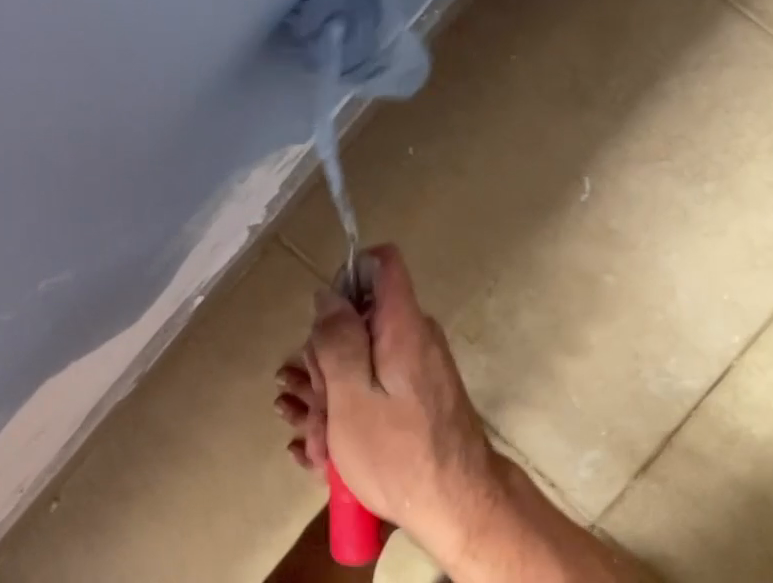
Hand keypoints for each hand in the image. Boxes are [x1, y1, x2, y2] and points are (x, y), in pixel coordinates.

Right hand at [273, 245, 501, 548]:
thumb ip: (337, 339)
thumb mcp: (351, 396)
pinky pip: (374, 390)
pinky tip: (326, 454)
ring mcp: (415, 369)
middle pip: (359, 322)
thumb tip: (329, 294)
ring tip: (316, 447)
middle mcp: (413, 337)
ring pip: (360, 363)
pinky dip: (349, 417)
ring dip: (330, 401)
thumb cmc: (397, 453)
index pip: (381, 265)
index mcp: (402, 324)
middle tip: (315, 413)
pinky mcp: (414, 399)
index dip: (346, 279)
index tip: (321, 323)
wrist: (457, 508)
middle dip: (326, 364)